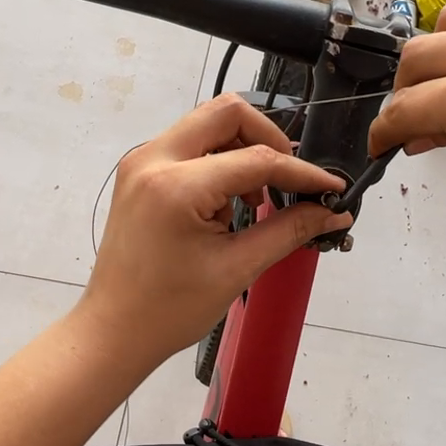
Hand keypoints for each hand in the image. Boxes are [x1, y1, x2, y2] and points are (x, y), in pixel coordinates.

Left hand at [74, 95, 350, 369]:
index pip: (257, 159)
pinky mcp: (141, 172)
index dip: (302, 172)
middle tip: (289, 178)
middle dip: (270, 139)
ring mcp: (143, 161)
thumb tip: (333, 213)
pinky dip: (221, 160)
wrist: (112, 332)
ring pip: (208, 123)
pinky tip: (229, 203)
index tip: (332, 187)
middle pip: (227, 112)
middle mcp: (154, 159)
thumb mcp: (238, 268)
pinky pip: (192, 145)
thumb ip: (289, 230)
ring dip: (243, 149)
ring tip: (256, 199)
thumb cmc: (169, 310)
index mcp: (176, 186)